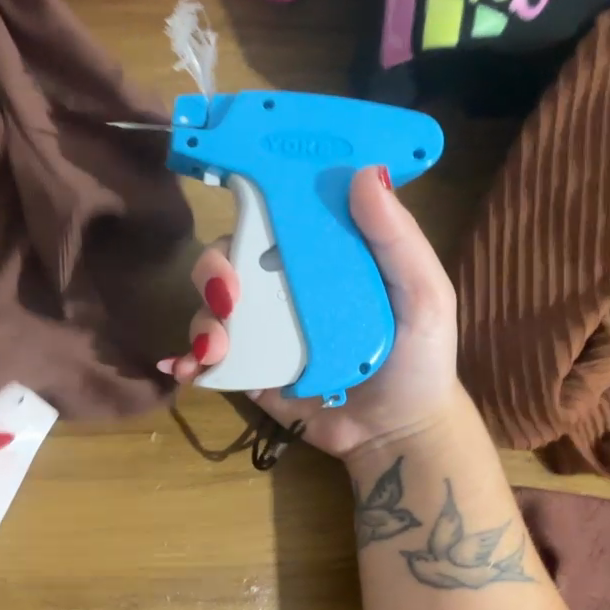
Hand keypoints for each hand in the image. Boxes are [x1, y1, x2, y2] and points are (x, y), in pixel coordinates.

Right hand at [161, 166, 461, 459]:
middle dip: (213, 272)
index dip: (250, 210)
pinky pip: (208, 357)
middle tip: (226, 297)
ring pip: (212, 309)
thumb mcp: (425, 295)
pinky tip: (183, 368)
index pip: (275, 220)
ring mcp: (262, 331)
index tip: (237, 210)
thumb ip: (398, 240)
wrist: (396, 436)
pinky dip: (188, 359)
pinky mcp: (247, 371)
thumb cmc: (419, 360)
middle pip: (230, 261)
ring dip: (202, 322)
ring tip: (214, 350)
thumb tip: (364, 174)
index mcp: (321, 259)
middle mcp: (283, 288)